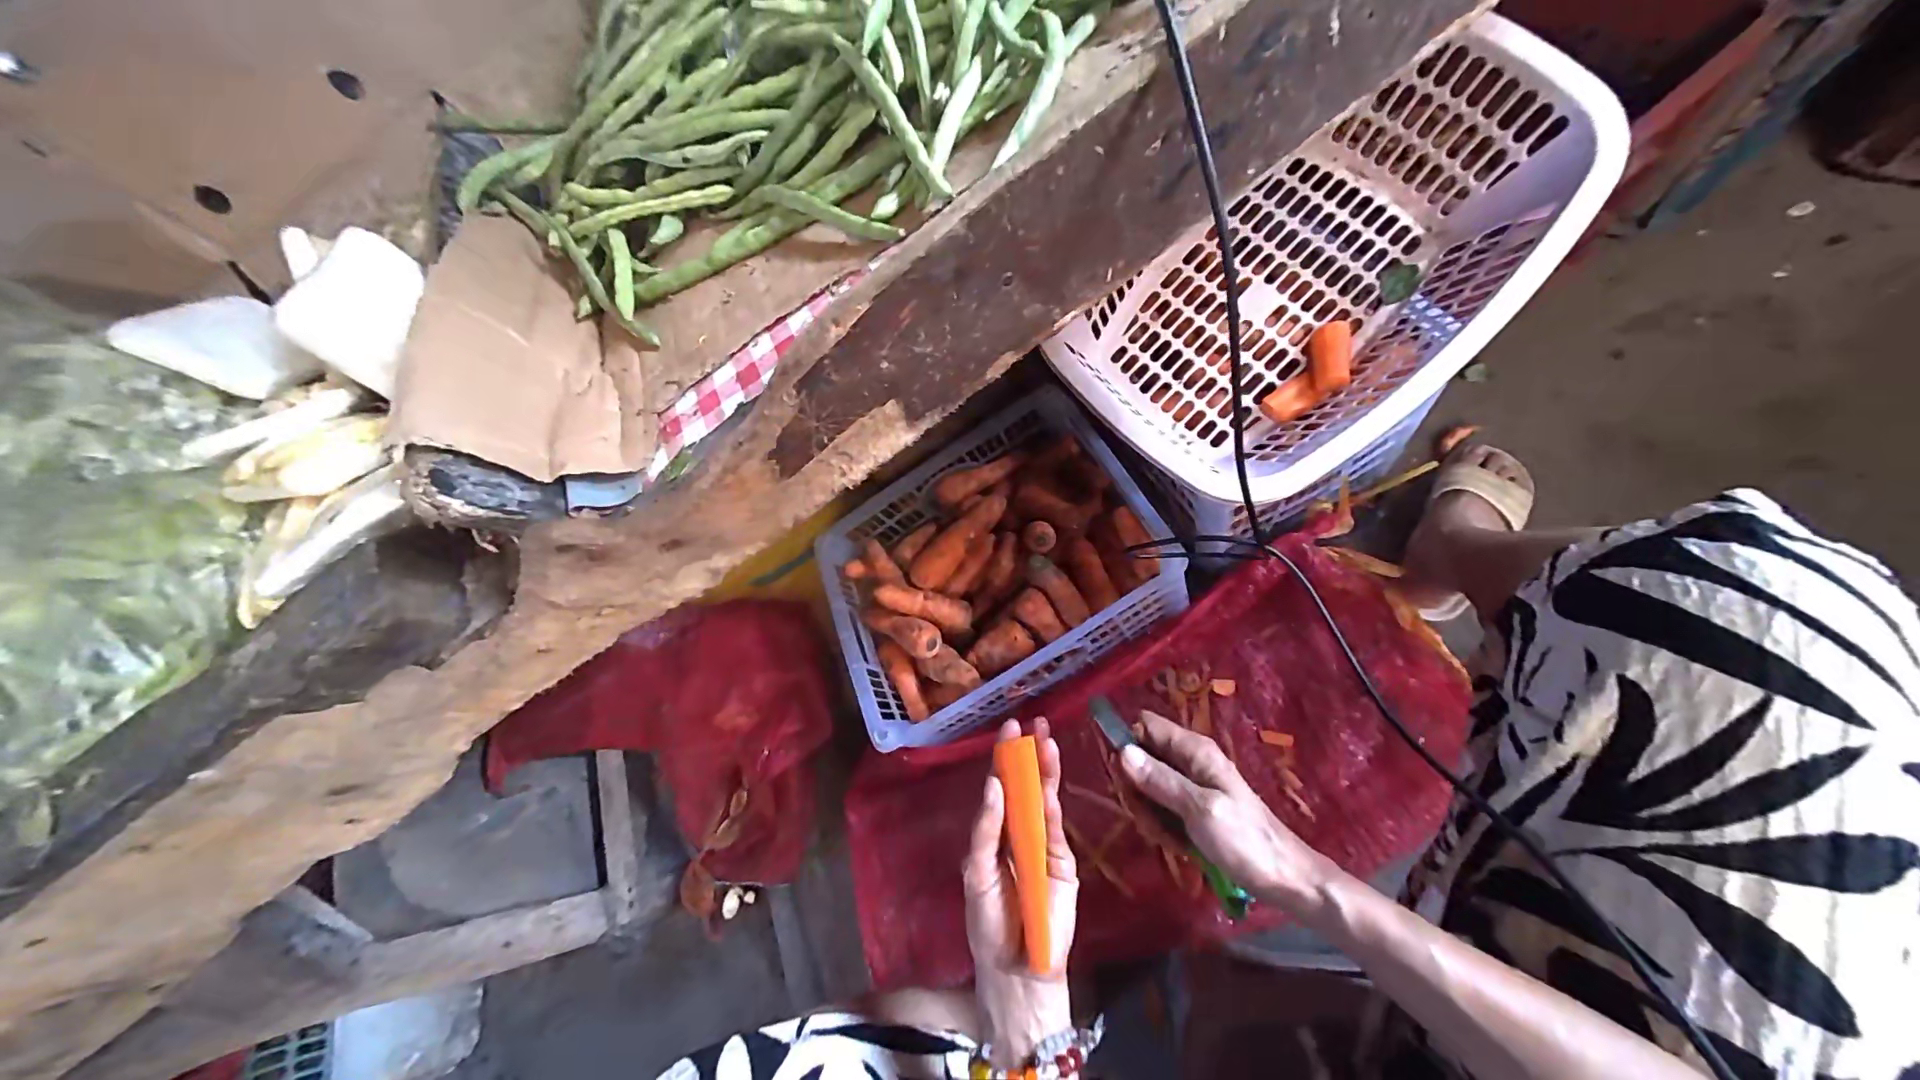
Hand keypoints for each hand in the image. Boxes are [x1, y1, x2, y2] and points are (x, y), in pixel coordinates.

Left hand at [964, 718, 1078, 1066]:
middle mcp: (1021, 829)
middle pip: (1027, 785)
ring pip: (1045, 799)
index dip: (1005, 758)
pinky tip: (1046, 784)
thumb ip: (985, 829)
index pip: (1002, 785)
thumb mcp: (977, 873)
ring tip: (1046, 741)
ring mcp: (1044, 843)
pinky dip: (1050, 806)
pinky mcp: (1064, 862)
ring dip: (1046, 771)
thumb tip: (993, 785)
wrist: (1016, 969)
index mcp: (997, 829)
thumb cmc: (988, 921)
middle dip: (1030, 754)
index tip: (1010, 728)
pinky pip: (1055, 829)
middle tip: (1033, 723)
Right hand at [1118, 710, 1338, 919]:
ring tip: (1167, 836)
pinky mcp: (1193, 809)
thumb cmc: (1245, 841)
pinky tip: (1176, 844)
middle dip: (1136, 787)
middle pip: (1141, 757)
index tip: (1122, 778)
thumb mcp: (1200, 810)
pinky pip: (1162, 808)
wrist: (1285, 879)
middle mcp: (1191, 760)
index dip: (1127, 744)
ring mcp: (1192, 785)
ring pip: (1148, 786)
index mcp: (1195, 750)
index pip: (1145, 725)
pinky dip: (1162, 825)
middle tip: (1148, 816)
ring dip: (1149, 812)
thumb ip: (1161, 780)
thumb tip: (1123, 751)